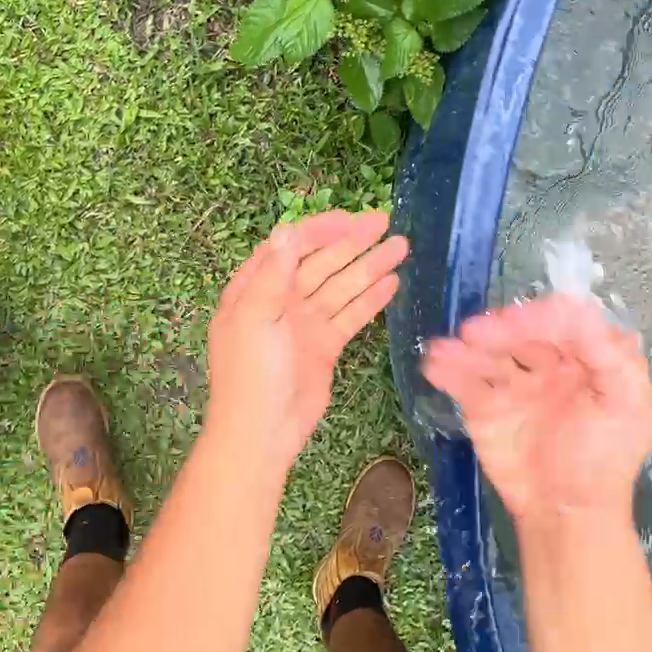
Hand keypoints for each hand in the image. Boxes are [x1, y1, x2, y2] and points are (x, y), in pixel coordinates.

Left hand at [204, 209, 408, 470]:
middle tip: (386, 222)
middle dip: (352, 242)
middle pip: (320, 263)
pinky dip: (370, 300)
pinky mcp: (325, 346)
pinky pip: (350, 316)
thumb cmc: (250, 373)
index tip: (350, 220)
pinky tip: (393, 282)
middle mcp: (281, 301)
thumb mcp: (255, 318)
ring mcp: (305, 323)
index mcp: (254, 289)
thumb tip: (286, 230)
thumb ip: (273, 274)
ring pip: (341, 287)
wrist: (262, 431)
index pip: (289, 248)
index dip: (319, 231)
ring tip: (401, 246)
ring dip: (369, 267)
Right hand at [421, 294, 651, 525]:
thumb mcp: (628, 405)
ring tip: (446, 347)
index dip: (543, 318)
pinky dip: (448, 370)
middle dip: (500, 330)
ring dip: (467, 347)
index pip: (564, 324)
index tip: (522, 320)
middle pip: (522, 334)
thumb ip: (608, 355)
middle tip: (476, 332)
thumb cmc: (605, 461)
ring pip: (489, 354)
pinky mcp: (485, 407)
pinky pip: (464, 381)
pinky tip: (435, 363)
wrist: (566, 515)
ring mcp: (515, 385)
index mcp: (588, 359)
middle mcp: (550, 364)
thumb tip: (577, 306)